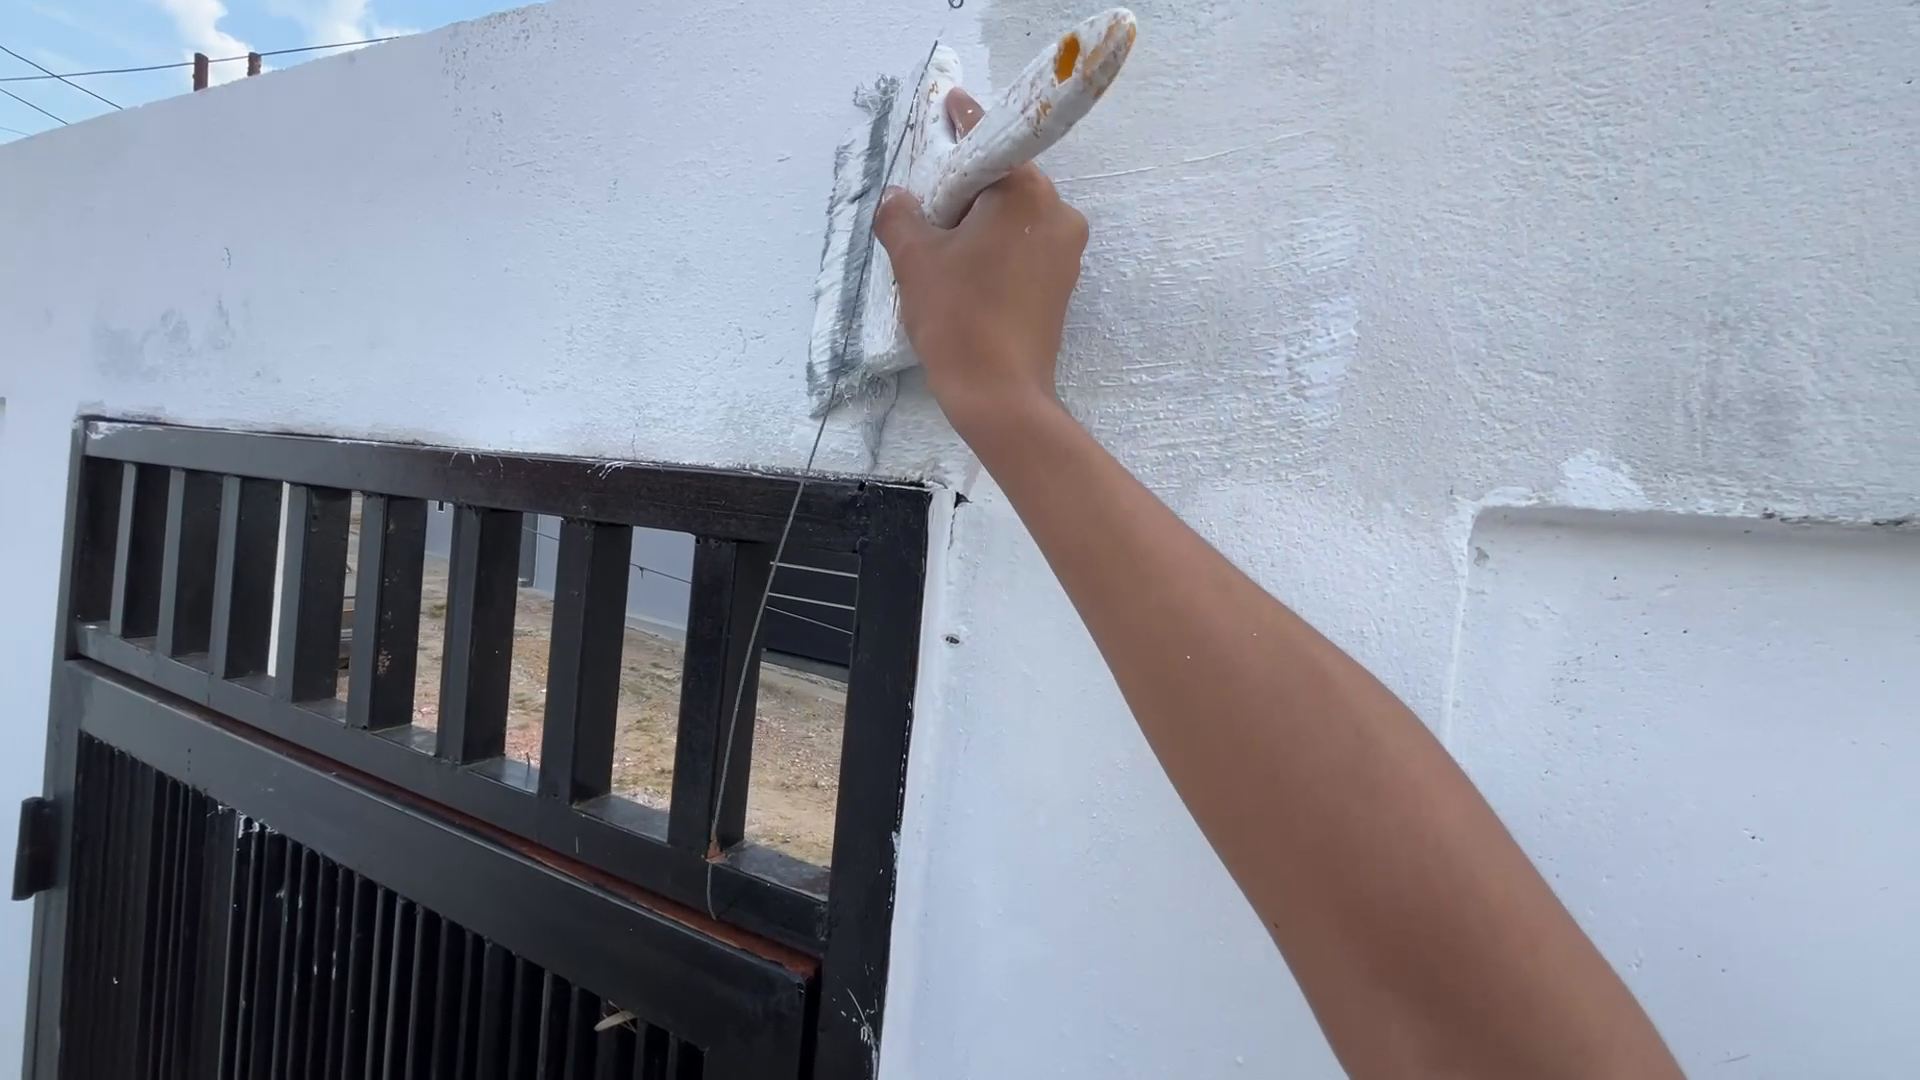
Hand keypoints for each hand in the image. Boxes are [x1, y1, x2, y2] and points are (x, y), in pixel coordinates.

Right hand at [871, 87, 1088, 438]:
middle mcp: (1058, 214)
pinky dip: (996, 252)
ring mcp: (1066, 253)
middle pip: (1004, 182)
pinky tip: (969, 277)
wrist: (1000, 396)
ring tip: (943, 256)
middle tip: (929, 214)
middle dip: (966, 192)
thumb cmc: (958, 320)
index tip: (948, 107)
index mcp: (1026, 193)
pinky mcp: (1062, 287)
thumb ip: (900, 215)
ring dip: (980, 226)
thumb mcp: (915, 261)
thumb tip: (898, 200)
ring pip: (1014, 220)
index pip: (990, 139)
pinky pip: (1024, 250)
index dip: (962, 122)